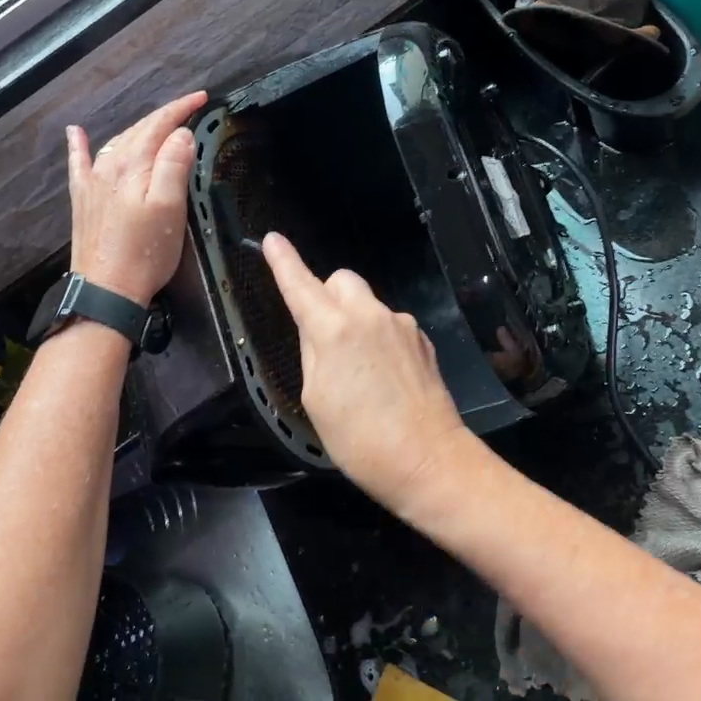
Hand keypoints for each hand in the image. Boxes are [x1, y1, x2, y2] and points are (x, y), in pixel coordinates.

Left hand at [66, 91, 207, 304]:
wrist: (106, 292)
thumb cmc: (146, 252)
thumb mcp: (170, 208)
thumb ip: (174, 165)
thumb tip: (180, 134)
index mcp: (133, 165)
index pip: (159, 125)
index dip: (181, 108)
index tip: (203, 98)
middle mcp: (109, 166)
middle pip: (139, 130)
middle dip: (165, 116)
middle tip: (190, 109)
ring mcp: (93, 182)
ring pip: (118, 142)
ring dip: (140, 128)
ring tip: (160, 123)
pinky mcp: (83, 200)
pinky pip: (79, 162)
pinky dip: (79, 144)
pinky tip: (76, 132)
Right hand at [261, 232, 471, 513]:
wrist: (429, 460)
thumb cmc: (360, 440)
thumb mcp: (316, 399)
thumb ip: (313, 353)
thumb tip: (317, 330)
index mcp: (334, 330)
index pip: (301, 285)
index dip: (283, 261)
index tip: (272, 240)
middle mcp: (370, 315)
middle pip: (340, 281)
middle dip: (326, 296)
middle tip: (321, 335)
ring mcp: (401, 325)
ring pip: (367, 304)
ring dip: (355, 321)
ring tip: (357, 371)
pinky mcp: (423, 340)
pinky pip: (390, 325)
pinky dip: (379, 338)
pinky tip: (383, 378)